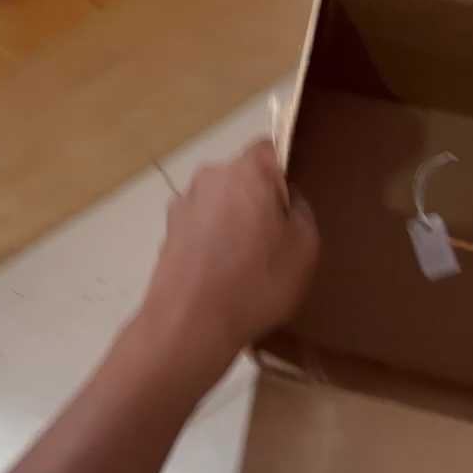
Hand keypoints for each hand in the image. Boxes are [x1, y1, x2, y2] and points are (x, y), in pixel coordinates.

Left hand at [135, 138, 318, 384]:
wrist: (188, 324)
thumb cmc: (255, 281)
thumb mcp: (304, 247)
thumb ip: (301, 210)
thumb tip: (287, 199)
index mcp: (247, 169)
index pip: (273, 148)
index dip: (287, 172)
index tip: (294, 203)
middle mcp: (211, 174)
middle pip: (245, 176)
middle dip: (260, 200)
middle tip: (276, 239)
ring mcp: (184, 201)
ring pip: (222, 201)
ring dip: (234, 221)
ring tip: (246, 263)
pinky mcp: (168, 229)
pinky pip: (202, 225)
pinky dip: (213, 240)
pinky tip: (222, 273)